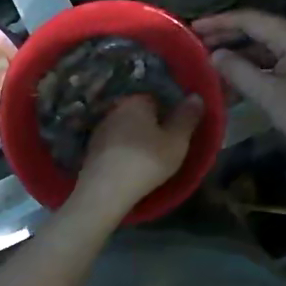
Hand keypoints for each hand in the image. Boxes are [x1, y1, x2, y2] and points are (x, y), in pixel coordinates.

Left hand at [75, 93, 205, 208]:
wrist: (106, 188)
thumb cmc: (147, 160)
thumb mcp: (177, 140)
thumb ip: (186, 117)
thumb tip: (195, 97)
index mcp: (133, 102)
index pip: (155, 97)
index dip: (169, 110)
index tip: (179, 126)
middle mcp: (112, 111)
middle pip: (138, 113)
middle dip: (151, 123)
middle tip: (167, 142)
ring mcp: (98, 130)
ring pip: (124, 128)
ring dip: (136, 137)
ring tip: (150, 154)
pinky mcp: (91, 149)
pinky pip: (114, 143)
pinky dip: (123, 149)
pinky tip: (131, 161)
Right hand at [191, 9, 285, 174]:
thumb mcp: (270, 95)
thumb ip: (238, 72)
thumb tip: (214, 55)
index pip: (250, 20)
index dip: (218, 22)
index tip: (189, 28)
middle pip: (257, 30)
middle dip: (224, 36)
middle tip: (192, 46)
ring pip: (264, 48)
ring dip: (236, 55)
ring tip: (206, 64)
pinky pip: (274, 62)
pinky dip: (251, 68)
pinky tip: (232, 81)